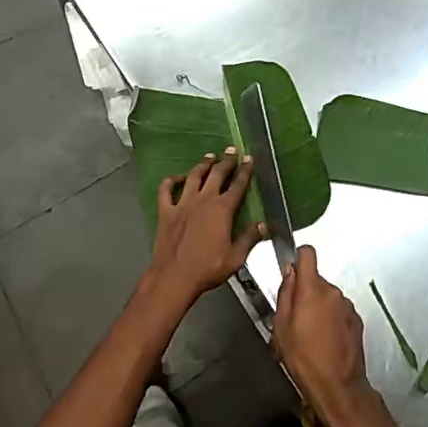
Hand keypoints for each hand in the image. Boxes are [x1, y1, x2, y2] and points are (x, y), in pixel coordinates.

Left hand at [148, 148, 264, 302]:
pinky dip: (171, 180)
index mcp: (222, 210)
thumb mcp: (236, 257)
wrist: (175, 275)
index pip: (237, 186)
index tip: (249, 159)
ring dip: (203, 165)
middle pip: (216, 175)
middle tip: (231, 150)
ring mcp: (182, 203)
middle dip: (226, 161)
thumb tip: (262, 225)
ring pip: (194, 177)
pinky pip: (166, 189)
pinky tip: (177, 177)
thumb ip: (249, 238)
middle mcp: (203, 201)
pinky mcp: (166, 210)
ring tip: (209, 156)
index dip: (244, 171)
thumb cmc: (208, 268)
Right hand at [274, 245, 392, 426]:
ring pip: (327, 296)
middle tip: (294, 316)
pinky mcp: (357, 321)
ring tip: (309, 332)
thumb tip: (289, 273)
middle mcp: (334, 292)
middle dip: (304, 291)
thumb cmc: (303, 357)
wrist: (338, 387)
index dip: (297, 258)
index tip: (290, 272)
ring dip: (318, 306)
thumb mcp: (281, 325)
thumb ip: (285, 293)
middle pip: (316, 279)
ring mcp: (348, 307)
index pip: (308, 254)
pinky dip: (331, 318)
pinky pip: (338, 310)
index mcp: (312, 289)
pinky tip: (324, 340)